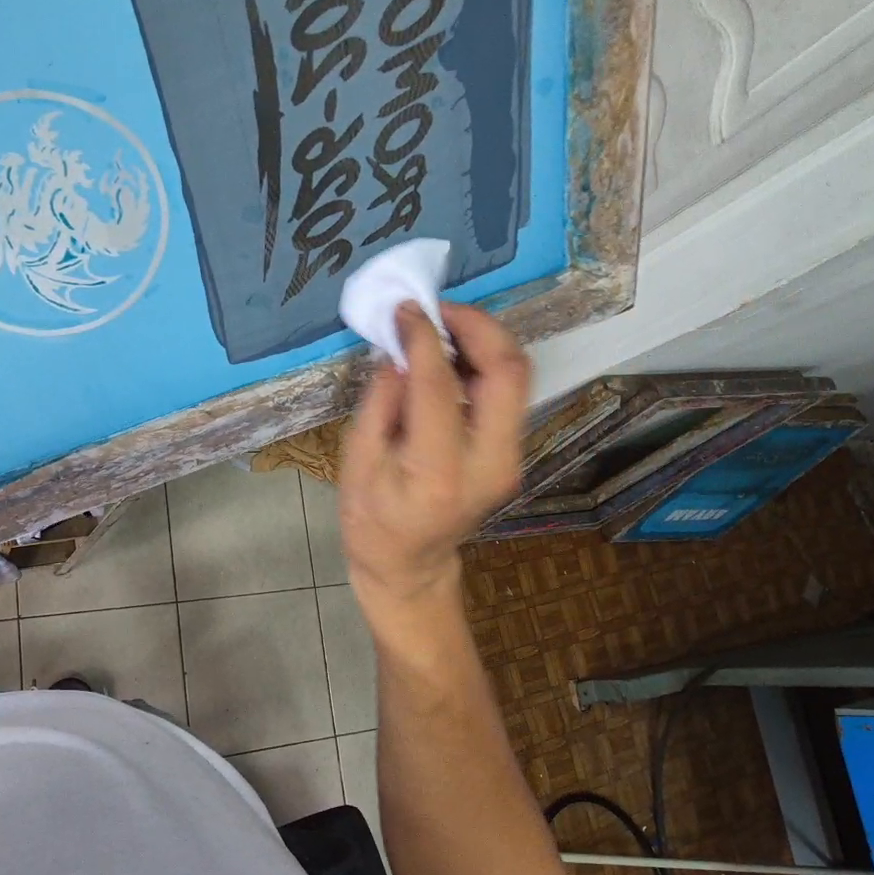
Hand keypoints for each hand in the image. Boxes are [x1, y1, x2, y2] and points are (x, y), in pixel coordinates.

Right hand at [339, 302, 530, 605]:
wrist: (410, 566)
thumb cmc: (371, 522)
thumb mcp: (356, 462)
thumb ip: (380, 402)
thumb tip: (400, 349)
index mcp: (438, 472)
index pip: (438, 385)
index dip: (422, 337)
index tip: (403, 310)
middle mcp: (490, 463)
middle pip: (508, 371)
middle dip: (476, 325)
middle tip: (436, 309)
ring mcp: (510, 459)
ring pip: (518, 375)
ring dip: (484, 339)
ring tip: (442, 326)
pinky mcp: (513, 452)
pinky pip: (509, 391)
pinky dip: (485, 361)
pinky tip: (452, 353)